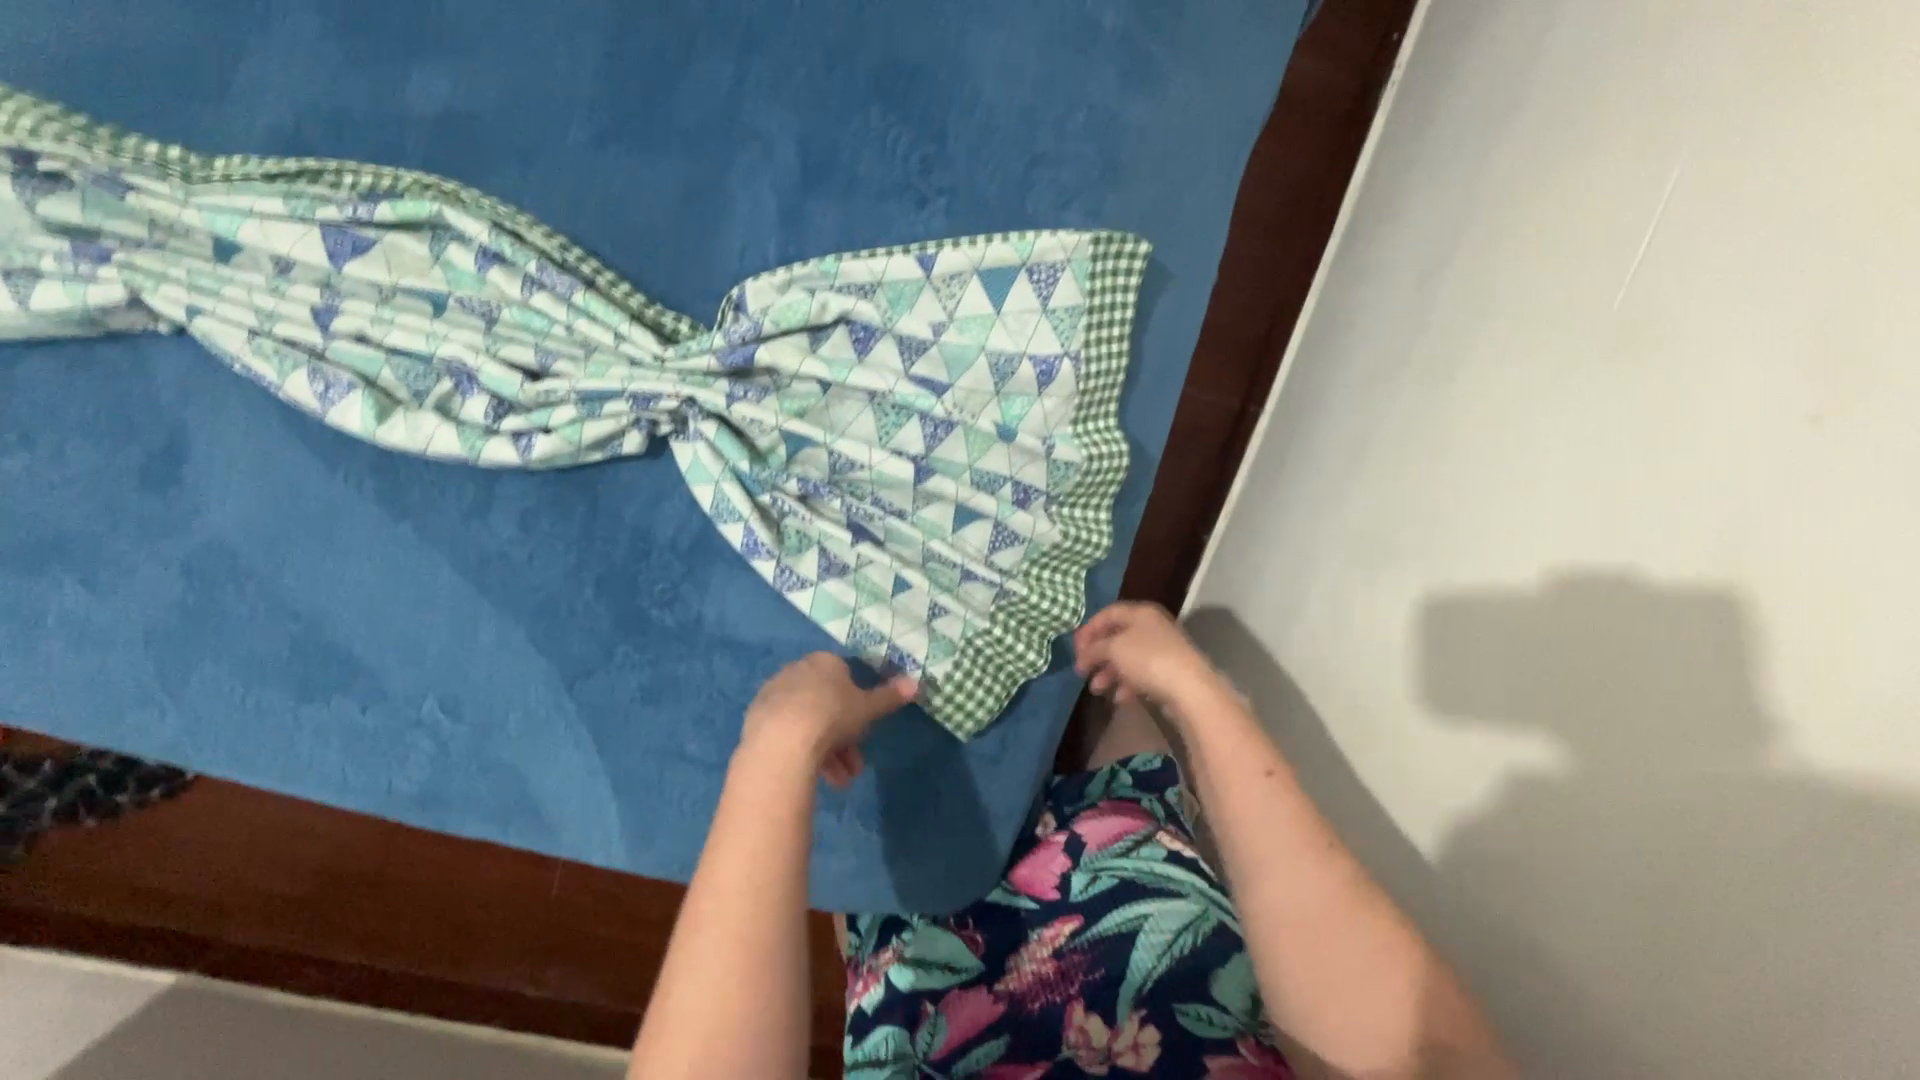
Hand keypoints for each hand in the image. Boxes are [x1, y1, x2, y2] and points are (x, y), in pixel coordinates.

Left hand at [741, 653, 918, 788]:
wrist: (783, 740)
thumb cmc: (832, 716)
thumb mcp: (868, 708)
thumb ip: (890, 696)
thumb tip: (916, 682)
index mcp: (824, 661)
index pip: (845, 677)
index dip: (858, 706)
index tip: (865, 731)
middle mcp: (796, 671)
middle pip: (826, 704)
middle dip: (844, 738)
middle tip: (854, 766)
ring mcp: (774, 694)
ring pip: (808, 722)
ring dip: (828, 753)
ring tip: (838, 782)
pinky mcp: (757, 718)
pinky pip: (788, 733)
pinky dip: (802, 751)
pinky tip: (812, 775)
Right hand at [1072, 601, 1222, 708]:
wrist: (1189, 688)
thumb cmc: (1148, 659)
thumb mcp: (1114, 649)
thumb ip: (1094, 649)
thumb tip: (1083, 656)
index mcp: (1141, 613)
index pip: (1108, 614)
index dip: (1088, 630)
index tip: (1075, 650)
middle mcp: (1153, 627)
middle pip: (1117, 637)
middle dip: (1097, 655)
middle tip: (1082, 670)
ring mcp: (1163, 650)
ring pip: (1128, 658)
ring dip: (1109, 673)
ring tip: (1097, 689)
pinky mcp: (1169, 671)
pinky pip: (1141, 674)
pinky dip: (1127, 684)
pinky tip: (1120, 698)